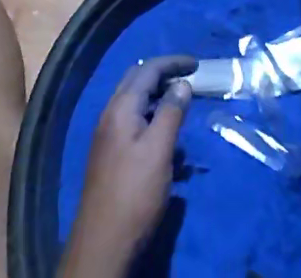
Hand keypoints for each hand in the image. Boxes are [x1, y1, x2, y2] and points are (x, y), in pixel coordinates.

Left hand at [60, 55, 196, 277]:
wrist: (104, 238)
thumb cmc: (135, 191)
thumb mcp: (159, 150)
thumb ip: (171, 113)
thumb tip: (182, 83)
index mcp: (121, 106)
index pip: (148, 69)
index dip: (173, 63)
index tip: (197, 64)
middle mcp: (111, 112)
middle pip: (137, 79)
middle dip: (163, 74)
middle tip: (189, 79)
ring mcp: (108, 132)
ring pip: (135, 101)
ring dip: (158, 97)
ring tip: (182, 104)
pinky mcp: (111, 151)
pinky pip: (133, 121)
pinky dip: (151, 118)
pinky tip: (167, 136)